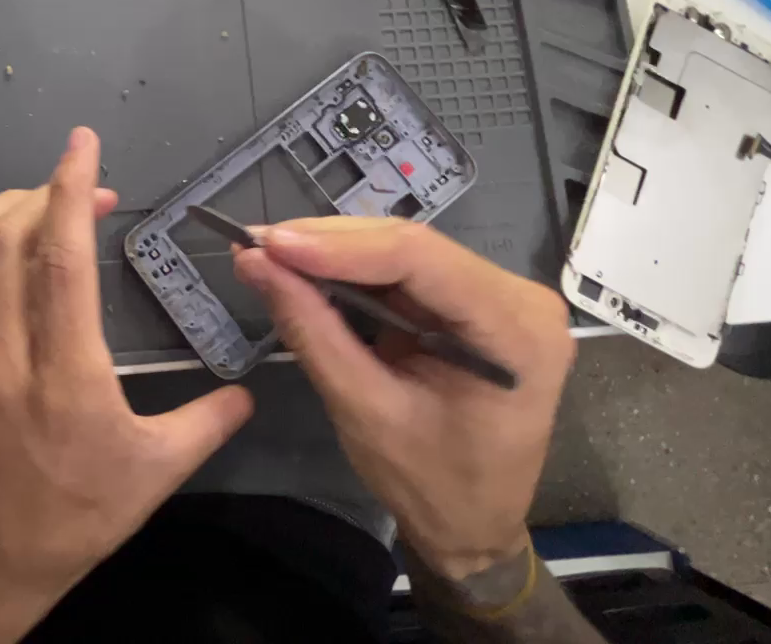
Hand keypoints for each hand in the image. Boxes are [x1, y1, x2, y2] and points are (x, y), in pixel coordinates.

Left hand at [0, 128, 253, 641]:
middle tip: (77, 191)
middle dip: (43, 194)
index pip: (63, 258)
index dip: (72, 189)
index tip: (84, 146)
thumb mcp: (157, 472)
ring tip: (31, 204)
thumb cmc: (77, 514)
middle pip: (7, 240)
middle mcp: (1, 359)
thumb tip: (252, 387)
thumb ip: (208, 420)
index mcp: (67, 378)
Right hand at [234, 217, 573, 581]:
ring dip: (330, 251)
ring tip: (269, 253)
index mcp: (516, 331)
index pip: (420, 260)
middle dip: (326, 243)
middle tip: (255, 244)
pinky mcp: (467, 298)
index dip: (338, 246)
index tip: (269, 244)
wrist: (472, 527)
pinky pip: (399, 268)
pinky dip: (347, 268)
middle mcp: (518, 296)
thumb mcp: (363, 410)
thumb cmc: (430, 484)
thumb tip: (252, 262)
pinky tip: (304, 267)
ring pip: (399, 249)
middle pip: (409, 246)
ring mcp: (496, 294)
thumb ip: (311, 329)